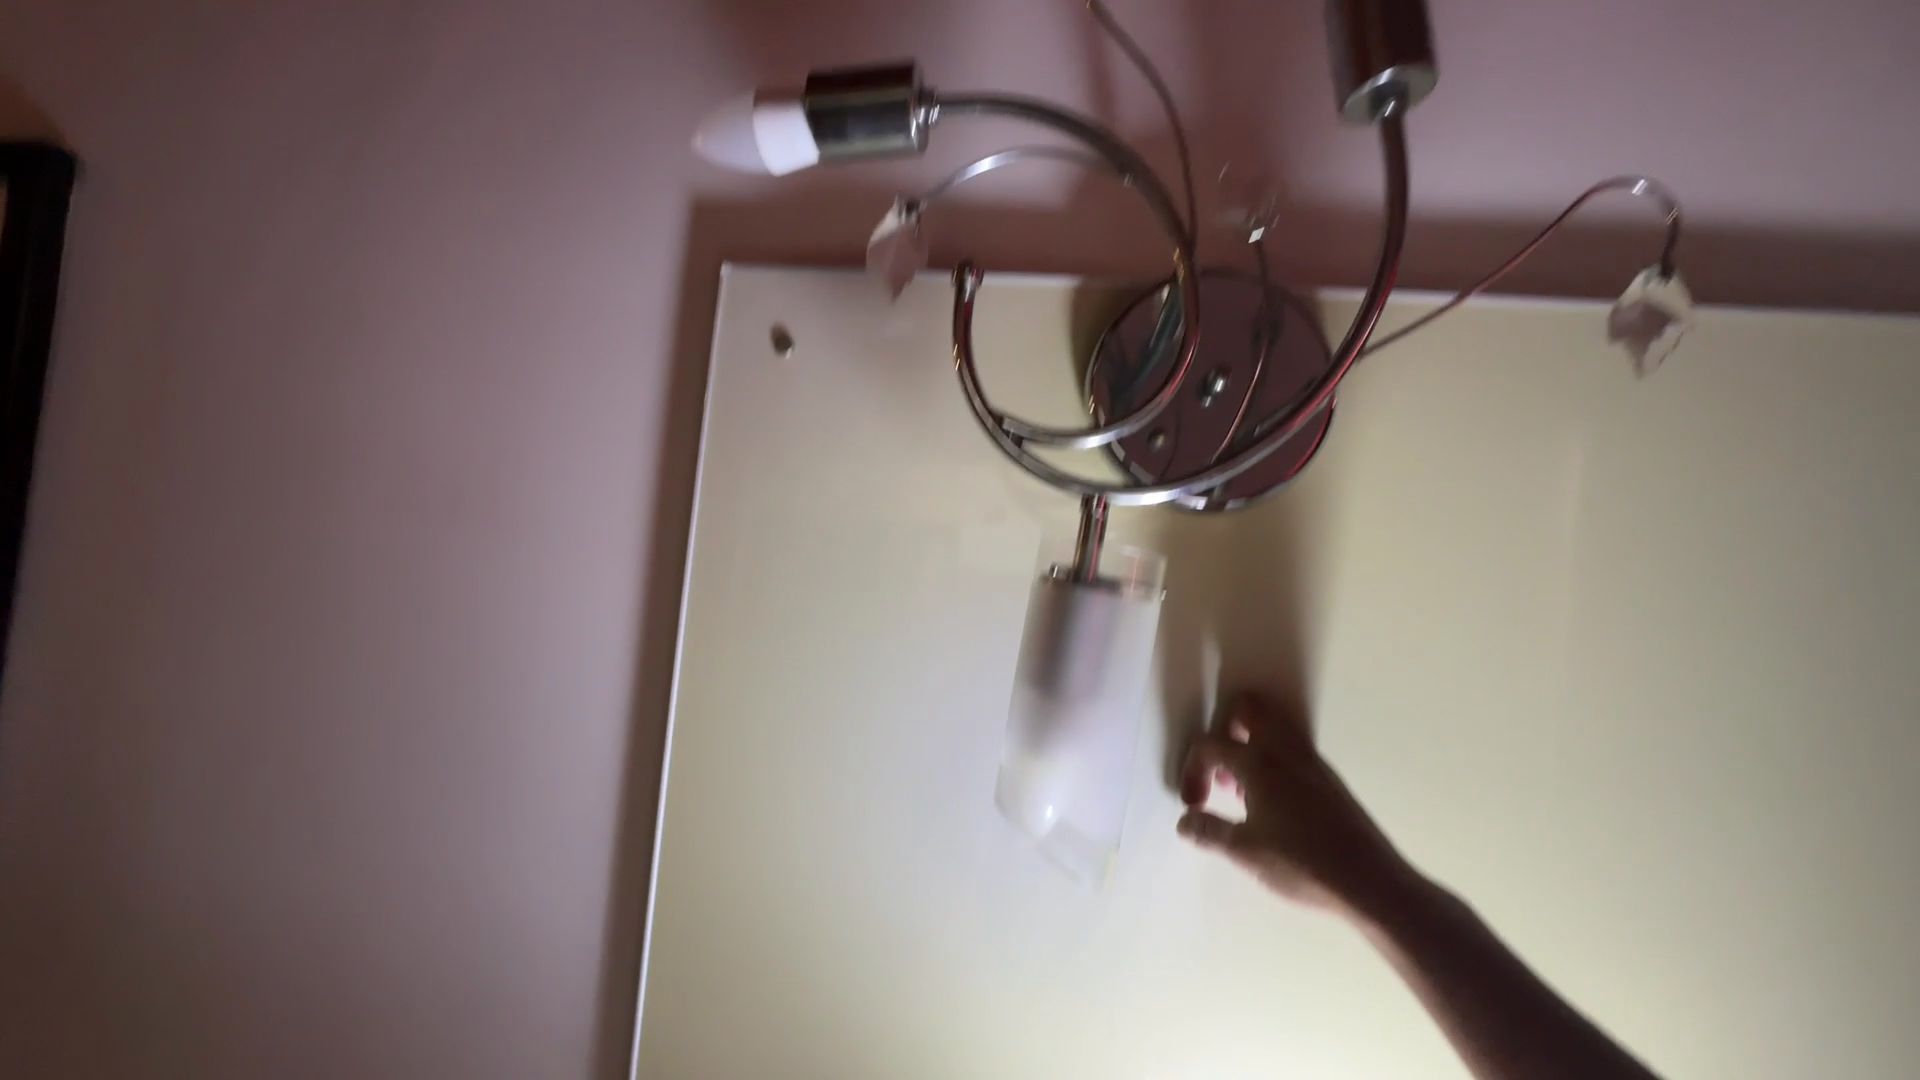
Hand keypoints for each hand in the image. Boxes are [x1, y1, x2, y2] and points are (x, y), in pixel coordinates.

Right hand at [1176, 693, 1409, 915]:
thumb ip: (1208, 832)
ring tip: (1239, 792)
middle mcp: (1285, 751)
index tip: (1194, 804)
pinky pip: (1290, 751)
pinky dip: (1270, 763)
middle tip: (1218, 768)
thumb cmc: (1301, 864)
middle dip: (1224, 729)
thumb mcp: (1244, 852)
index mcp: (1258, 762)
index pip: (1210, 743)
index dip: (1192, 769)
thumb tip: (1185, 822)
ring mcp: (1312, 763)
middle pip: (1248, 708)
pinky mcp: (1329, 781)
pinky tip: (1268, 807)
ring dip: (1248, 747)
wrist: (1372, 885)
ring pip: (1273, 728)